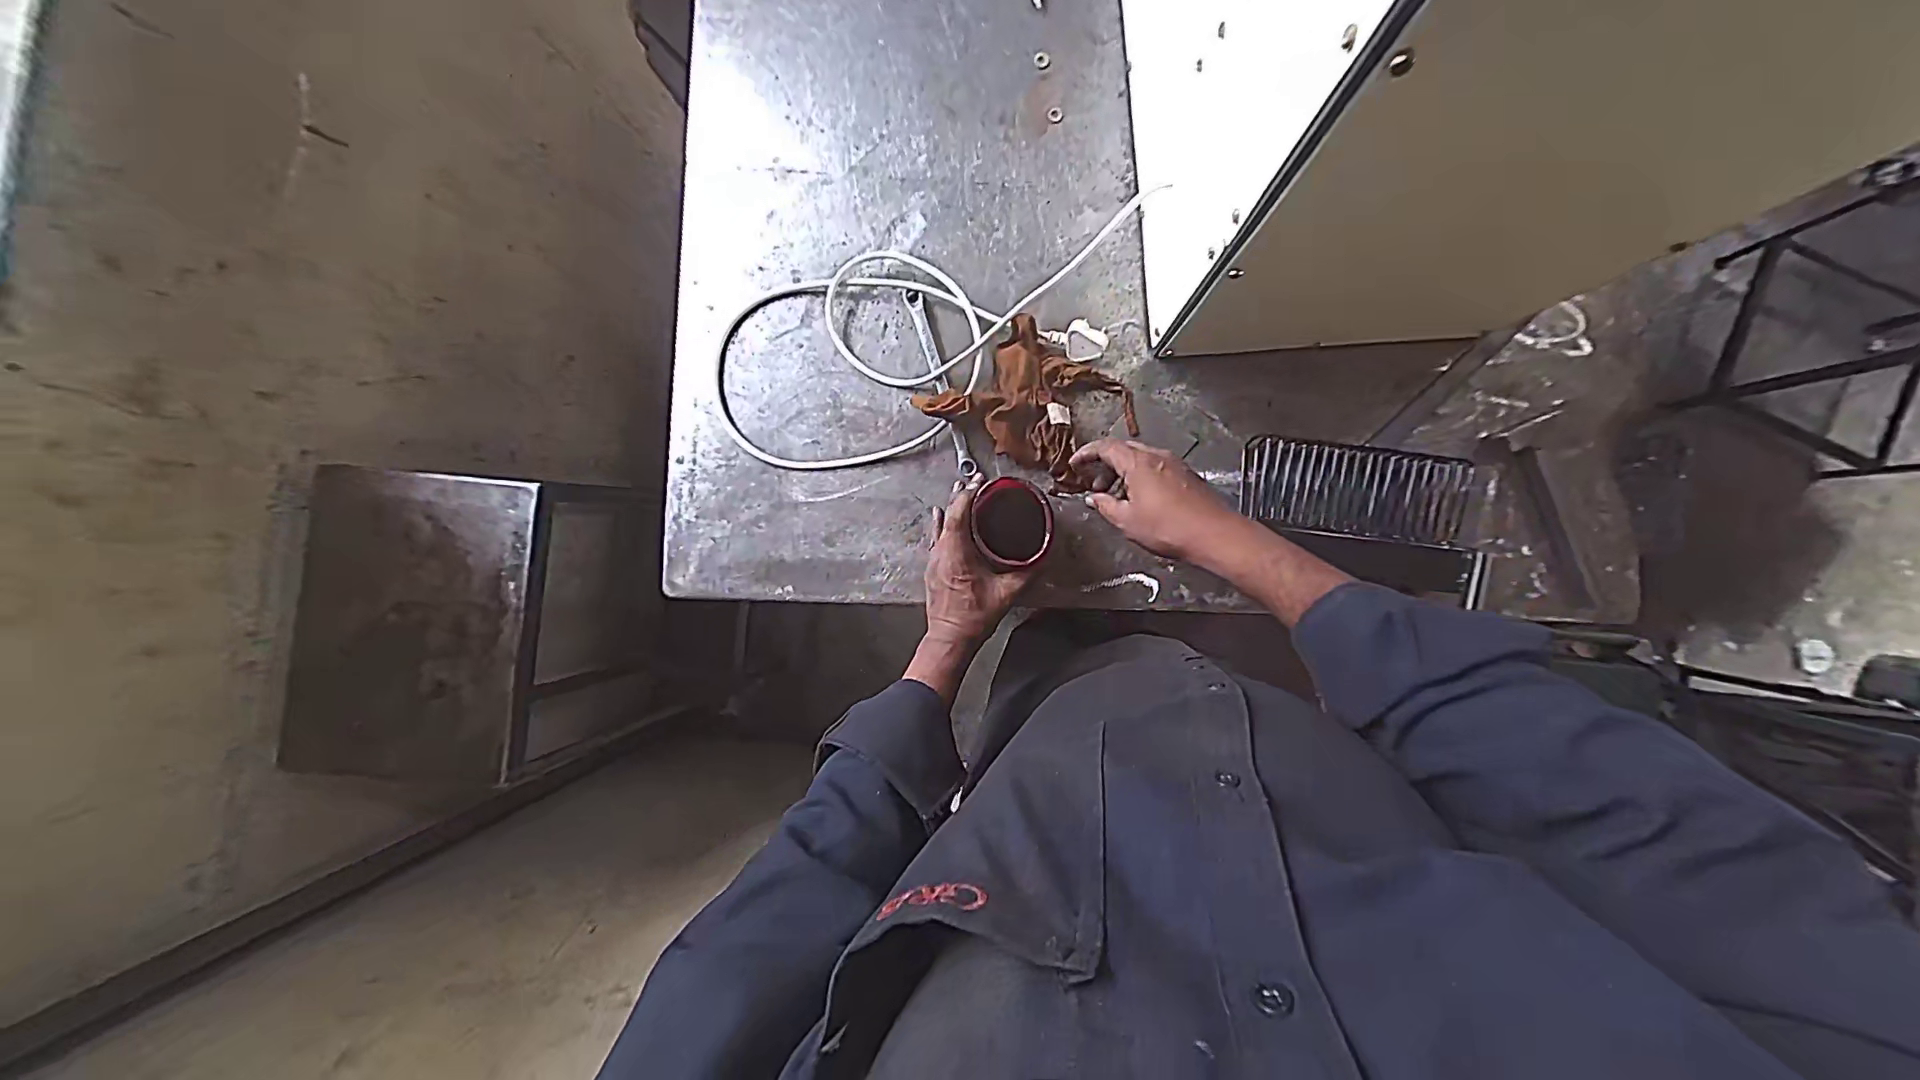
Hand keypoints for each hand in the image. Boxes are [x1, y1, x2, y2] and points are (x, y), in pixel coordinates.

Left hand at [922, 480, 1033, 647]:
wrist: (950, 638)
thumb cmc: (971, 619)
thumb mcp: (1006, 594)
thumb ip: (1027, 574)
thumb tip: (1044, 559)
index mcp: (956, 553)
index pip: (958, 513)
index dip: (968, 494)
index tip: (979, 484)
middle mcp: (941, 553)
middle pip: (947, 515)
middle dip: (960, 496)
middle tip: (973, 483)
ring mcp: (934, 561)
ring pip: (940, 526)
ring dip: (951, 509)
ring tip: (959, 493)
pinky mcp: (933, 570)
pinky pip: (935, 539)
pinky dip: (942, 525)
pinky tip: (939, 518)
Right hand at [1069, 439, 1249, 564]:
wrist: (1213, 534)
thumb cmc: (1170, 528)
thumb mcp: (1126, 520)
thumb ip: (1105, 506)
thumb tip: (1095, 499)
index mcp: (1138, 462)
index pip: (1105, 447)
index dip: (1086, 453)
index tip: (1076, 463)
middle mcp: (1157, 456)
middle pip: (1123, 449)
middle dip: (1104, 464)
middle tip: (1094, 483)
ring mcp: (1174, 464)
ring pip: (1140, 458)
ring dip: (1123, 472)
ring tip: (1115, 496)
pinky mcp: (1186, 476)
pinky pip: (1156, 468)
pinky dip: (1140, 477)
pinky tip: (1138, 499)